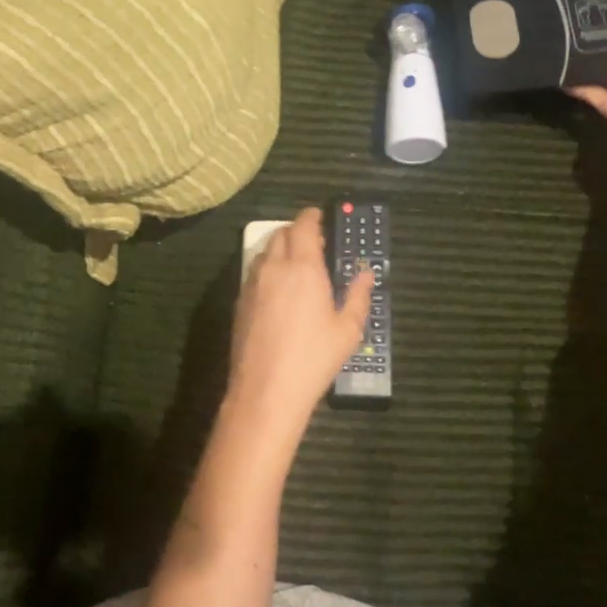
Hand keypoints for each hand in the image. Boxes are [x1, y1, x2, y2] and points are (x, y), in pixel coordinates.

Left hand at [223, 208, 372, 441]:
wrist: (266, 390)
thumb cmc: (313, 358)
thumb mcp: (347, 329)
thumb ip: (357, 294)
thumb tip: (366, 272)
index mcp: (302, 267)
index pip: (304, 226)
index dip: (313, 217)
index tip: (321, 217)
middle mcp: (273, 268)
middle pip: (281, 234)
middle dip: (297, 232)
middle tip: (315, 244)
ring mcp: (251, 284)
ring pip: (265, 253)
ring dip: (281, 250)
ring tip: (298, 267)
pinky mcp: (239, 302)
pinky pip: (254, 273)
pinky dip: (268, 270)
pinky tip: (280, 292)